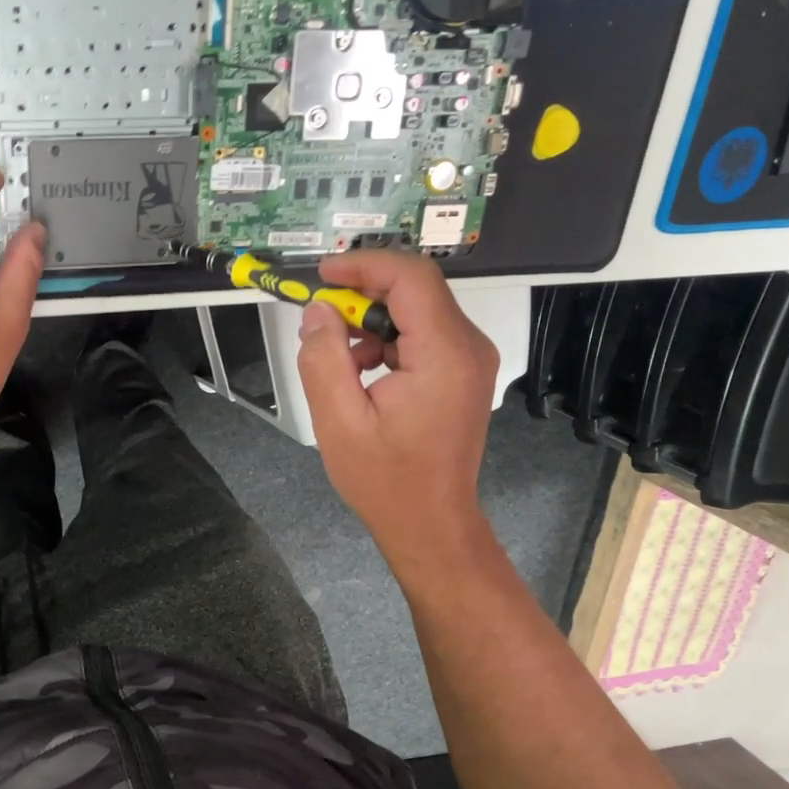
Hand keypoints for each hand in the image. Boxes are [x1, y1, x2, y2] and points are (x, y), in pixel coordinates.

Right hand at [296, 251, 499, 558]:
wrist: (430, 522)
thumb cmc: (385, 481)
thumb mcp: (339, 422)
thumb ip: (324, 360)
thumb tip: (318, 313)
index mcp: (444, 355)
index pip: (411, 278)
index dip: (364, 266)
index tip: (322, 276)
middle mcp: (468, 347)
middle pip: (416, 291)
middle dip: (363, 297)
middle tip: (321, 324)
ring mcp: (470, 360)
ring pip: (417, 313)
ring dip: (372, 325)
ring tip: (340, 364)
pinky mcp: (463, 373)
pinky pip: (422, 336)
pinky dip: (387, 343)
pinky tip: (362, 377)